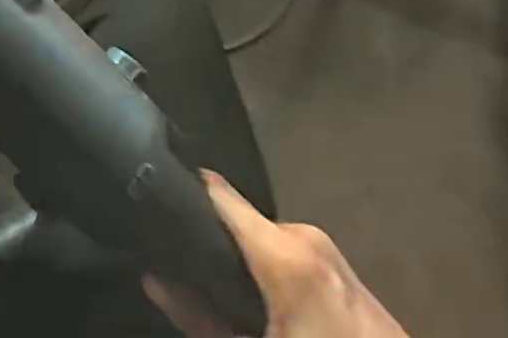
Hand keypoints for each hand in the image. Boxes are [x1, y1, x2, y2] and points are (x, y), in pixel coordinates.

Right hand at [144, 172, 409, 337]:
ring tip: (235, 302)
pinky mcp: (352, 278)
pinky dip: (277, 279)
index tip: (158, 202)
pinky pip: (298, 262)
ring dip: (249, 267)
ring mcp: (336, 257)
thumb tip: (154, 281)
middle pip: (242, 223)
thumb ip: (199, 316)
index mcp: (284, 250)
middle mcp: (308, 238)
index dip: (183, 192)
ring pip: (270, 245)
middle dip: (217, 245)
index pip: (216, 190)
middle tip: (192, 274)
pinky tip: (273, 312)